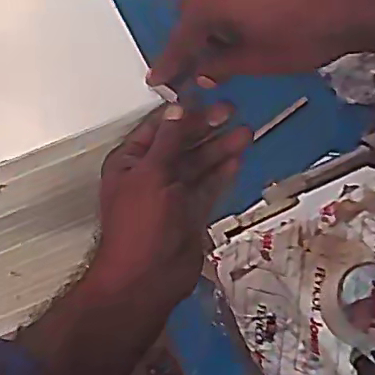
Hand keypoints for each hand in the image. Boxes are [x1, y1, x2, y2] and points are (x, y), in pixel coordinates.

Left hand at [89, 101, 250, 300]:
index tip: (206, 96)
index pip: (156, 129)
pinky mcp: (189, 213)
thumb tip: (178, 108)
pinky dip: (221, 172)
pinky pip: (207, 186)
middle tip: (233, 110)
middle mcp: (148, 175)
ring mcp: (170, 195)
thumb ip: (168, 141)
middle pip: (180, 145)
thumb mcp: (151, 174)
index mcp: (129, 162)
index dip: (181, 113)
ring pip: (197, 165)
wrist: (146, 278)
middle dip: (205, 128)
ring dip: (218, 148)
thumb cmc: (140, 223)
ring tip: (245, 131)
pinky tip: (238, 156)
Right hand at [146, 0, 374, 88]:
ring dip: (217, 16)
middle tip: (201, 60)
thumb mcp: (258, 61)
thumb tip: (205, 70)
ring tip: (233, 39)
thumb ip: (222, 66)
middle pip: (192, 9)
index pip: (179, 38)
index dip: (169, 63)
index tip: (158, 79)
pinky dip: (238, 0)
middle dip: (194, 35)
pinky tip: (258, 15)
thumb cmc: (305, 33)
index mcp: (207, 1)